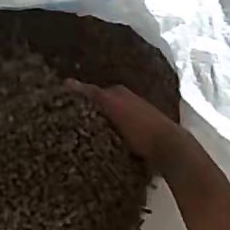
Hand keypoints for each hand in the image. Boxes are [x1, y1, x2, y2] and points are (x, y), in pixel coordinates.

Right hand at [67, 80, 187, 161]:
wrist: (168, 148)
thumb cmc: (139, 125)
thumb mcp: (111, 106)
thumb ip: (91, 94)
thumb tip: (66, 81)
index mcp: (119, 92)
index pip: (91, 92)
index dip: (77, 100)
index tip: (61, 111)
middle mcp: (126, 102)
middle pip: (99, 107)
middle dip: (86, 114)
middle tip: (67, 128)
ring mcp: (133, 119)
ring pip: (107, 121)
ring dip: (96, 128)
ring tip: (78, 139)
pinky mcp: (138, 136)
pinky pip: (115, 135)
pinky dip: (107, 139)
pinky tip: (99, 148)